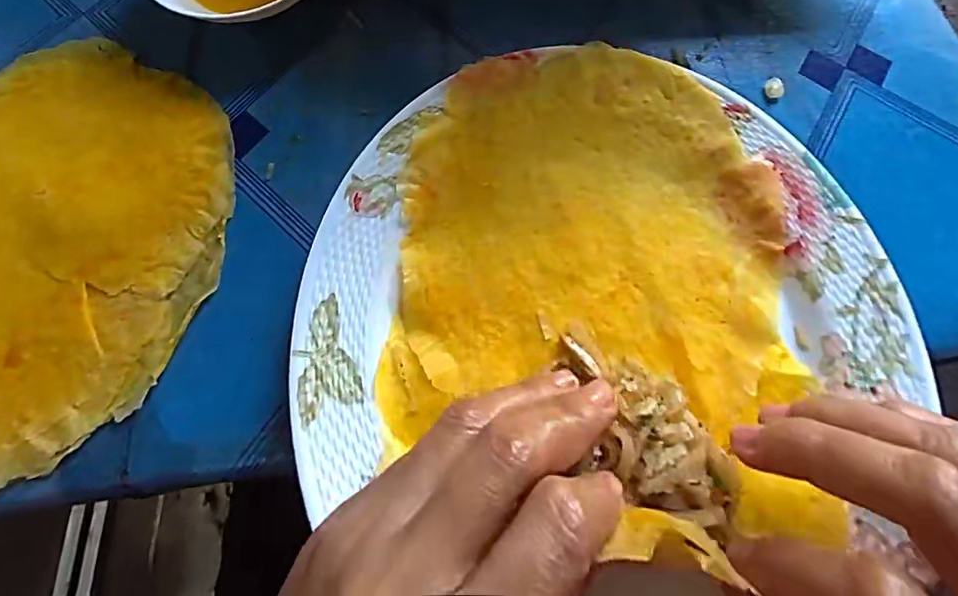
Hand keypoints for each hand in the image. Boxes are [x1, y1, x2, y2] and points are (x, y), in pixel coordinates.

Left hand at [280, 371, 624, 595]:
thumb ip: (541, 593)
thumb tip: (589, 514)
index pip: (546, 534)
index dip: (591, 500)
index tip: (614, 485)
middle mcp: (408, 572)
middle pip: (498, 461)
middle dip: (560, 421)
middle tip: (605, 397)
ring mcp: (364, 530)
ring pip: (455, 432)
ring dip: (518, 399)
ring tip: (562, 383)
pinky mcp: (342, 511)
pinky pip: (419, 445)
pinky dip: (472, 418)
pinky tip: (501, 407)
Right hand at [728, 397, 957, 595]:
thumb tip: (737, 562)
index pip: (883, 590)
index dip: (798, 565)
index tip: (739, 552)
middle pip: (933, 491)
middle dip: (824, 450)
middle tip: (747, 439)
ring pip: (957, 454)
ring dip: (853, 419)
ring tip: (785, 414)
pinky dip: (904, 419)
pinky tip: (856, 411)